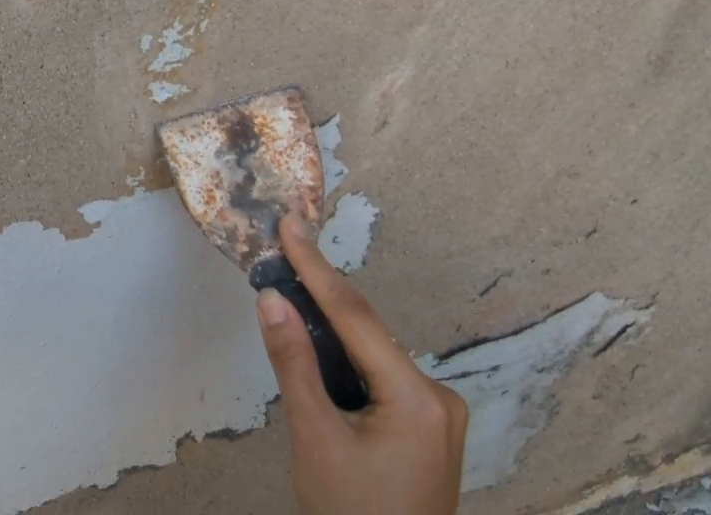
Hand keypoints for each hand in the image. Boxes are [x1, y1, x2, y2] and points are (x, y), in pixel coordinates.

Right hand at [257, 218, 468, 514]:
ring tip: (289, 279)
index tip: (290, 224)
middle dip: (322, 287)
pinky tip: (314, 335)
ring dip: (329, 318)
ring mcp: (436, 413)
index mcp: (418, 399)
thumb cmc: (350, 509)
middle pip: (368, 329)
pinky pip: (376, 370)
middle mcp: (437, 397)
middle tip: (284, 242)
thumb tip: (272, 298)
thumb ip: (293, 363)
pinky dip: (342, 349)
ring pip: (370, 349)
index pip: (356, 317)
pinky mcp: (424, 425)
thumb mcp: (314, 434)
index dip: (317, 267)